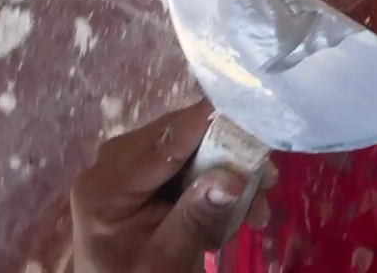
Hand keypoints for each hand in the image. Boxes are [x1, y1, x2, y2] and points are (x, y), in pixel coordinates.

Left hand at [68, 101, 274, 272]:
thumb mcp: (164, 264)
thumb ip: (195, 218)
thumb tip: (234, 177)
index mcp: (106, 185)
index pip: (165, 142)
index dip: (212, 125)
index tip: (254, 117)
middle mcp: (116, 160)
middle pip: (184, 136)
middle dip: (230, 155)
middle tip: (269, 181)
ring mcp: (133, 159)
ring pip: (195, 144)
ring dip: (231, 168)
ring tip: (259, 206)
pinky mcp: (150, 165)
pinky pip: (193, 156)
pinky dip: (220, 177)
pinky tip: (242, 207)